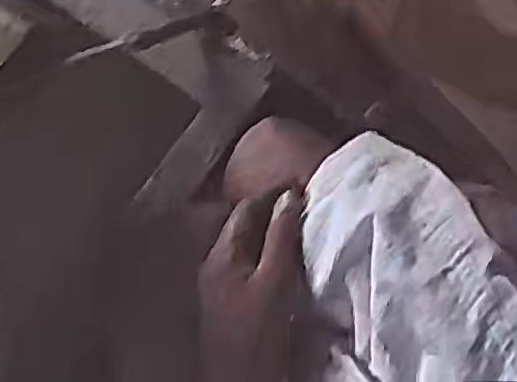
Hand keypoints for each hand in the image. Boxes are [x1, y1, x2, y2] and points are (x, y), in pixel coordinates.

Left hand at [199, 188, 303, 381]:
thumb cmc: (257, 334)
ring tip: (295, 223)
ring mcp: (216, 285)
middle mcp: (214, 264)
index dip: (275, 191)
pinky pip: (245, 259)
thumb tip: (290, 194)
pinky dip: (264, 248)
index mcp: (223, 254)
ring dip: (268, 228)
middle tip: (301, 200)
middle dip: (271, 206)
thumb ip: (282, 235)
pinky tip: (279, 255)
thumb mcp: (276, 280)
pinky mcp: (224, 302)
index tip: (302, 183)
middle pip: (242, 222)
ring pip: (244, 241)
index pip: (248, 206)